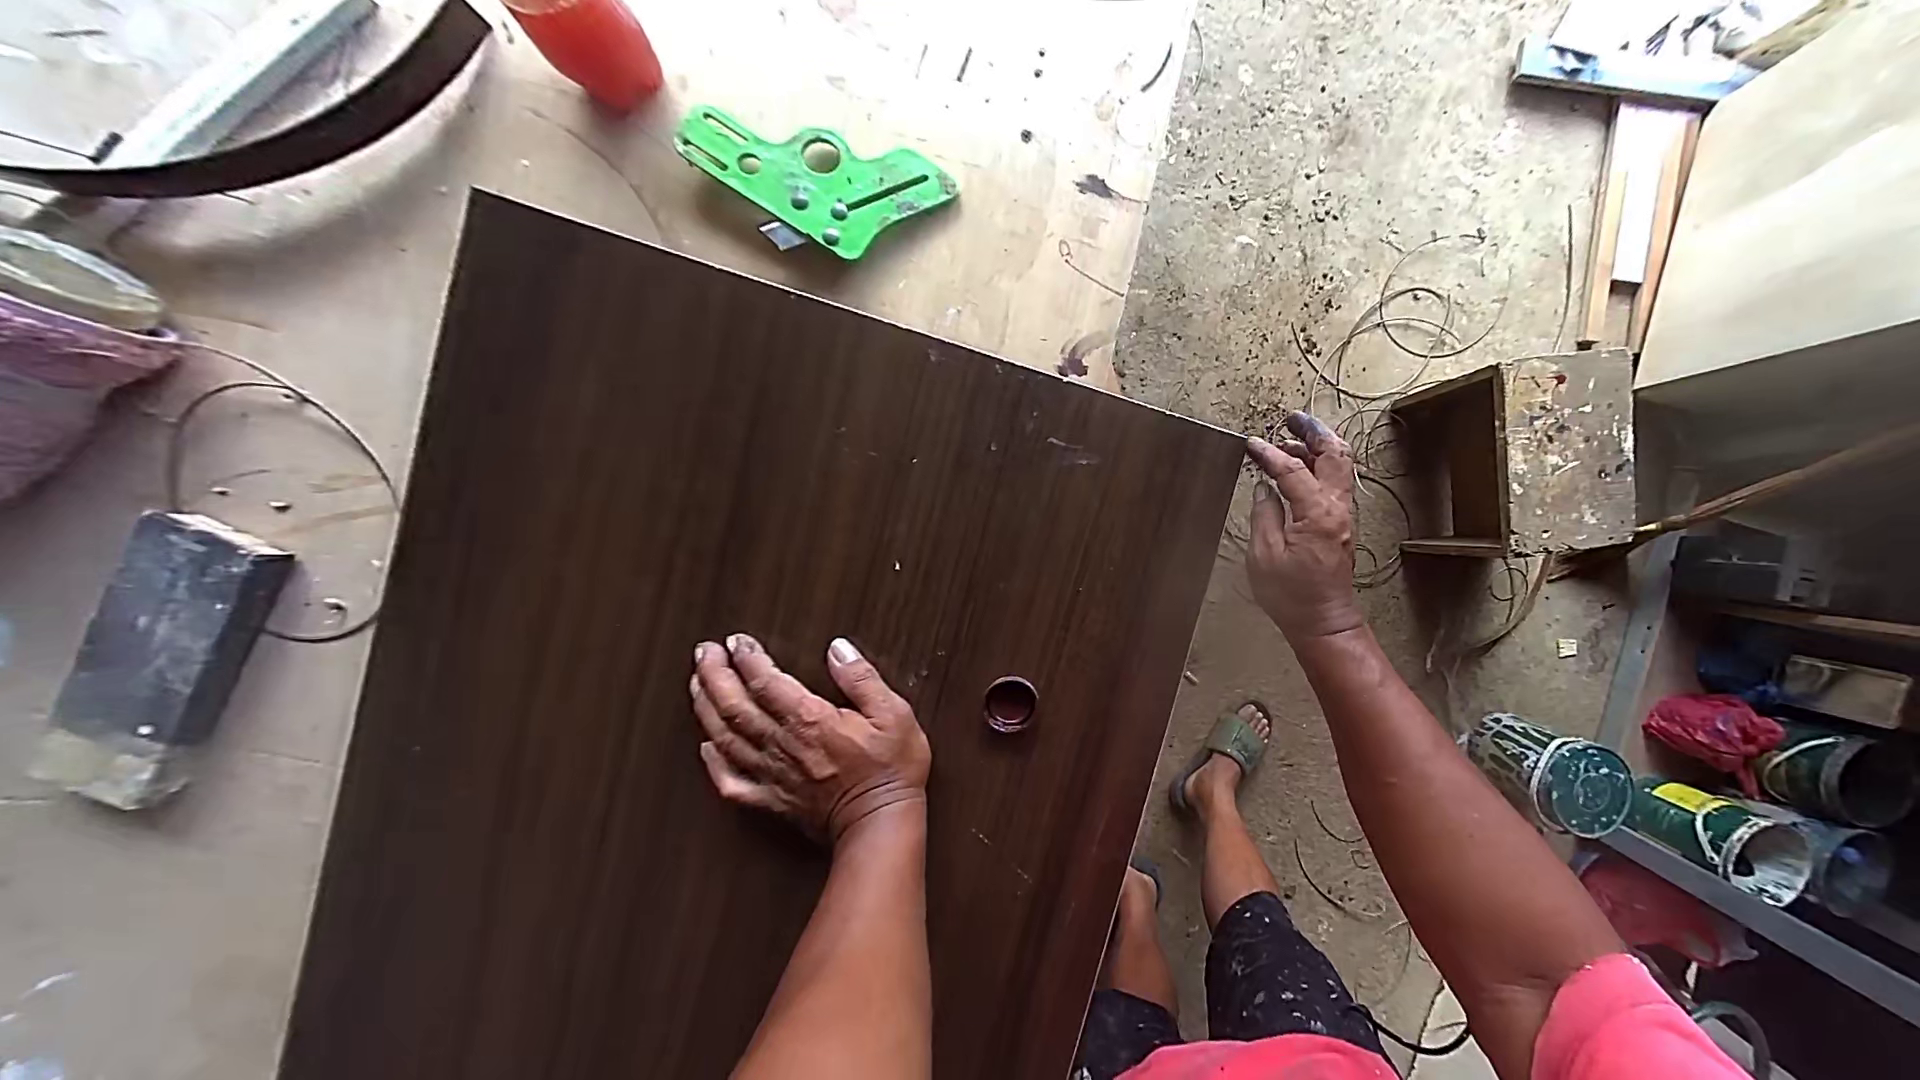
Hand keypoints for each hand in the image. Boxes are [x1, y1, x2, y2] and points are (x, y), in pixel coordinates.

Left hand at [691, 633, 930, 844]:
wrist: (882, 825)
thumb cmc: (890, 771)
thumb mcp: (893, 713)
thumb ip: (862, 678)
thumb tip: (838, 649)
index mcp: (810, 720)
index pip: (765, 681)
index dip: (747, 658)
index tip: (738, 641)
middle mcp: (783, 745)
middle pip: (734, 706)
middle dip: (714, 675)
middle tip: (704, 652)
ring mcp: (773, 774)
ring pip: (726, 737)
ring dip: (706, 708)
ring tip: (697, 684)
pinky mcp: (773, 800)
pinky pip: (731, 782)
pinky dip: (713, 763)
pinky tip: (706, 747)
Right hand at [1245, 410, 1363, 640]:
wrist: (1322, 620)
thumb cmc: (1290, 594)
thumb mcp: (1263, 554)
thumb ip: (1264, 514)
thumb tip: (1264, 488)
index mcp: (1317, 514)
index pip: (1292, 471)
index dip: (1269, 454)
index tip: (1251, 444)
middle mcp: (1337, 509)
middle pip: (1335, 456)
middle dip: (1314, 432)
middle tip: (1291, 419)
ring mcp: (1343, 515)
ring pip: (1340, 467)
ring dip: (1318, 447)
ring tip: (1289, 440)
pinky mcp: (1339, 523)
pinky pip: (1335, 482)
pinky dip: (1319, 465)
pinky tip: (1298, 467)